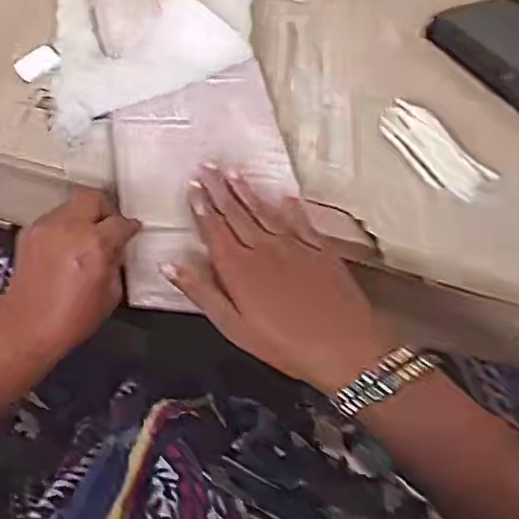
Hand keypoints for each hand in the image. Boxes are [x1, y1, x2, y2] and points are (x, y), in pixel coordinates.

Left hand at [0, 190, 139, 356]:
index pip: (120, 221)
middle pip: (92, 198)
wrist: (27, 326)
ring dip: (82, 217)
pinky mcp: (27, 232)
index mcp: (94, 244)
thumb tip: (116, 247)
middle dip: (105, 210)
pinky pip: (52, 219)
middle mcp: (67, 228)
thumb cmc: (73, 318)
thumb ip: (115, 261)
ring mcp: (44, 227)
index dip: (130, 228)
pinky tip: (65, 246)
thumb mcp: (110, 293)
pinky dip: (62, 227)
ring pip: (70, 206)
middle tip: (109, 227)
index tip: (132, 232)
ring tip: (85, 239)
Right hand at [166, 166, 395, 394]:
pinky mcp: (321, 253)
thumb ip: (200, 292)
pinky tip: (284, 195)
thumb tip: (169, 266)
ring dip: (247, 190)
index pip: (213, 228)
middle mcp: (263, 249)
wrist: (349, 351)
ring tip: (234, 172)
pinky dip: (291, 207)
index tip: (192, 186)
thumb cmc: (284, 344)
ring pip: (264, 212)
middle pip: (235, 213)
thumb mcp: (232, 325)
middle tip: (207, 167)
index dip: (200, 206)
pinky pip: (301, 223)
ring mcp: (294, 248)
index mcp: (237, 267)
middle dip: (218, 189)